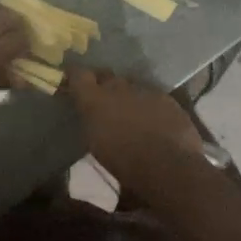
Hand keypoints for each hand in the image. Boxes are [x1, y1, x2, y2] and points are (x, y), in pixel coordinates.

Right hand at [65, 65, 207, 176]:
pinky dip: (148, 103)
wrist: (169, 166)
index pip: (78, 74)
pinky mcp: (166, 98)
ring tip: (130, 111)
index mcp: (94, 99)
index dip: (74, 75)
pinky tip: (152, 119)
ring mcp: (144, 89)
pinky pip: (151, 95)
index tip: (71, 80)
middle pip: (106, 76)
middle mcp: (117, 87)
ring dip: (127, 94)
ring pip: (130, 84)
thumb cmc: (124, 162)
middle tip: (102, 99)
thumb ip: (91, 121)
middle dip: (103, 84)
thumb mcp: (95, 144)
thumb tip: (90, 115)